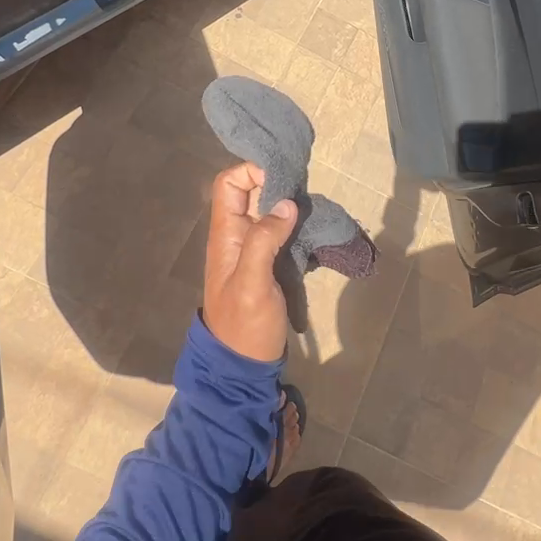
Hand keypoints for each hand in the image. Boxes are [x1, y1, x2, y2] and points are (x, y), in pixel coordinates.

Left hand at [201, 162, 298, 361]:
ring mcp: (253, 249)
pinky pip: (281, 232)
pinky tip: (315, 230)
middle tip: (306, 191)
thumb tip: (286, 203)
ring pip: (269, 211)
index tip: (283, 179)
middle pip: (251, 192)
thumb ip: (264, 241)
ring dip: (290, 206)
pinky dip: (297, 226)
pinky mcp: (269, 263)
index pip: (229, 184)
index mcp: (225, 234)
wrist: (244, 368)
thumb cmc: (244, 325)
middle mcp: (236, 235)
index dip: (252, 172)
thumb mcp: (252, 284)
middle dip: (277, 185)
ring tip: (315, 210)